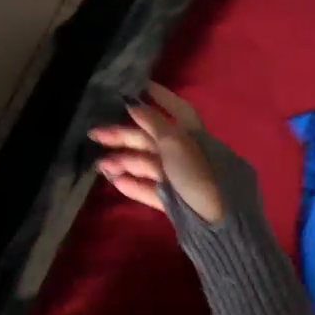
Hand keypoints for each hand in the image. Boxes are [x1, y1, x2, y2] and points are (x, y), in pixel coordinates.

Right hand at [88, 82, 223, 223]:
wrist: (220, 229)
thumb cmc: (200, 176)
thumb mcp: (175, 143)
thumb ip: (152, 121)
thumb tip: (132, 102)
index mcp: (195, 137)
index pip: (178, 109)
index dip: (160, 96)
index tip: (138, 84)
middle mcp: (189, 154)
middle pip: (152, 139)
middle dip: (123, 136)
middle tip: (94, 134)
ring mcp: (183, 179)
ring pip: (148, 164)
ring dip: (123, 162)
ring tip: (101, 166)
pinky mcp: (178, 203)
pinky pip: (152, 188)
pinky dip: (134, 184)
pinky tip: (116, 181)